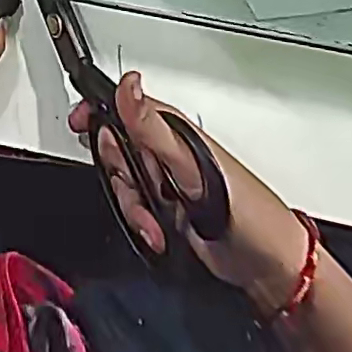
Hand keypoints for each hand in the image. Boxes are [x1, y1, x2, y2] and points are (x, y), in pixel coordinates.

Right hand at [70, 71, 312, 312]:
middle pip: (114, 147)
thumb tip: (129, 82)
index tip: (79, 121)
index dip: (96, 112)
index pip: (121, 106)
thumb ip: (151, 124)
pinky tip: (157, 231)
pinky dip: (139, 221)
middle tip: (134, 185)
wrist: (271, 269)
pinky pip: (132, 206)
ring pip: (120, 180)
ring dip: (131, 205)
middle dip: (117, 173)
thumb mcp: (190, 164)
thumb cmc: (248, 211)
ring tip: (153, 221)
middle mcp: (165, 150)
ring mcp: (164, 178)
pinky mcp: (163, 206)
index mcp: (170, 129)